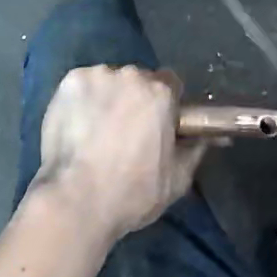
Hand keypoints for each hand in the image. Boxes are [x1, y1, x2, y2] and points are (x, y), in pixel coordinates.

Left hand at [33, 65, 206, 240]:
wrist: (76, 202)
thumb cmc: (131, 194)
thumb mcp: (176, 180)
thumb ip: (193, 151)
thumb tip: (206, 137)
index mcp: (161, 93)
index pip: (170, 83)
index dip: (164, 102)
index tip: (156, 122)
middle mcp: (132, 75)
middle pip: (138, 80)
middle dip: (134, 99)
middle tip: (124, 131)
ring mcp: (99, 76)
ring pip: (108, 81)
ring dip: (107, 98)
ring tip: (95, 131)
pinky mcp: (70, 82)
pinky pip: (82, 86)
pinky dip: (81, 100)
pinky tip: (76, 125)